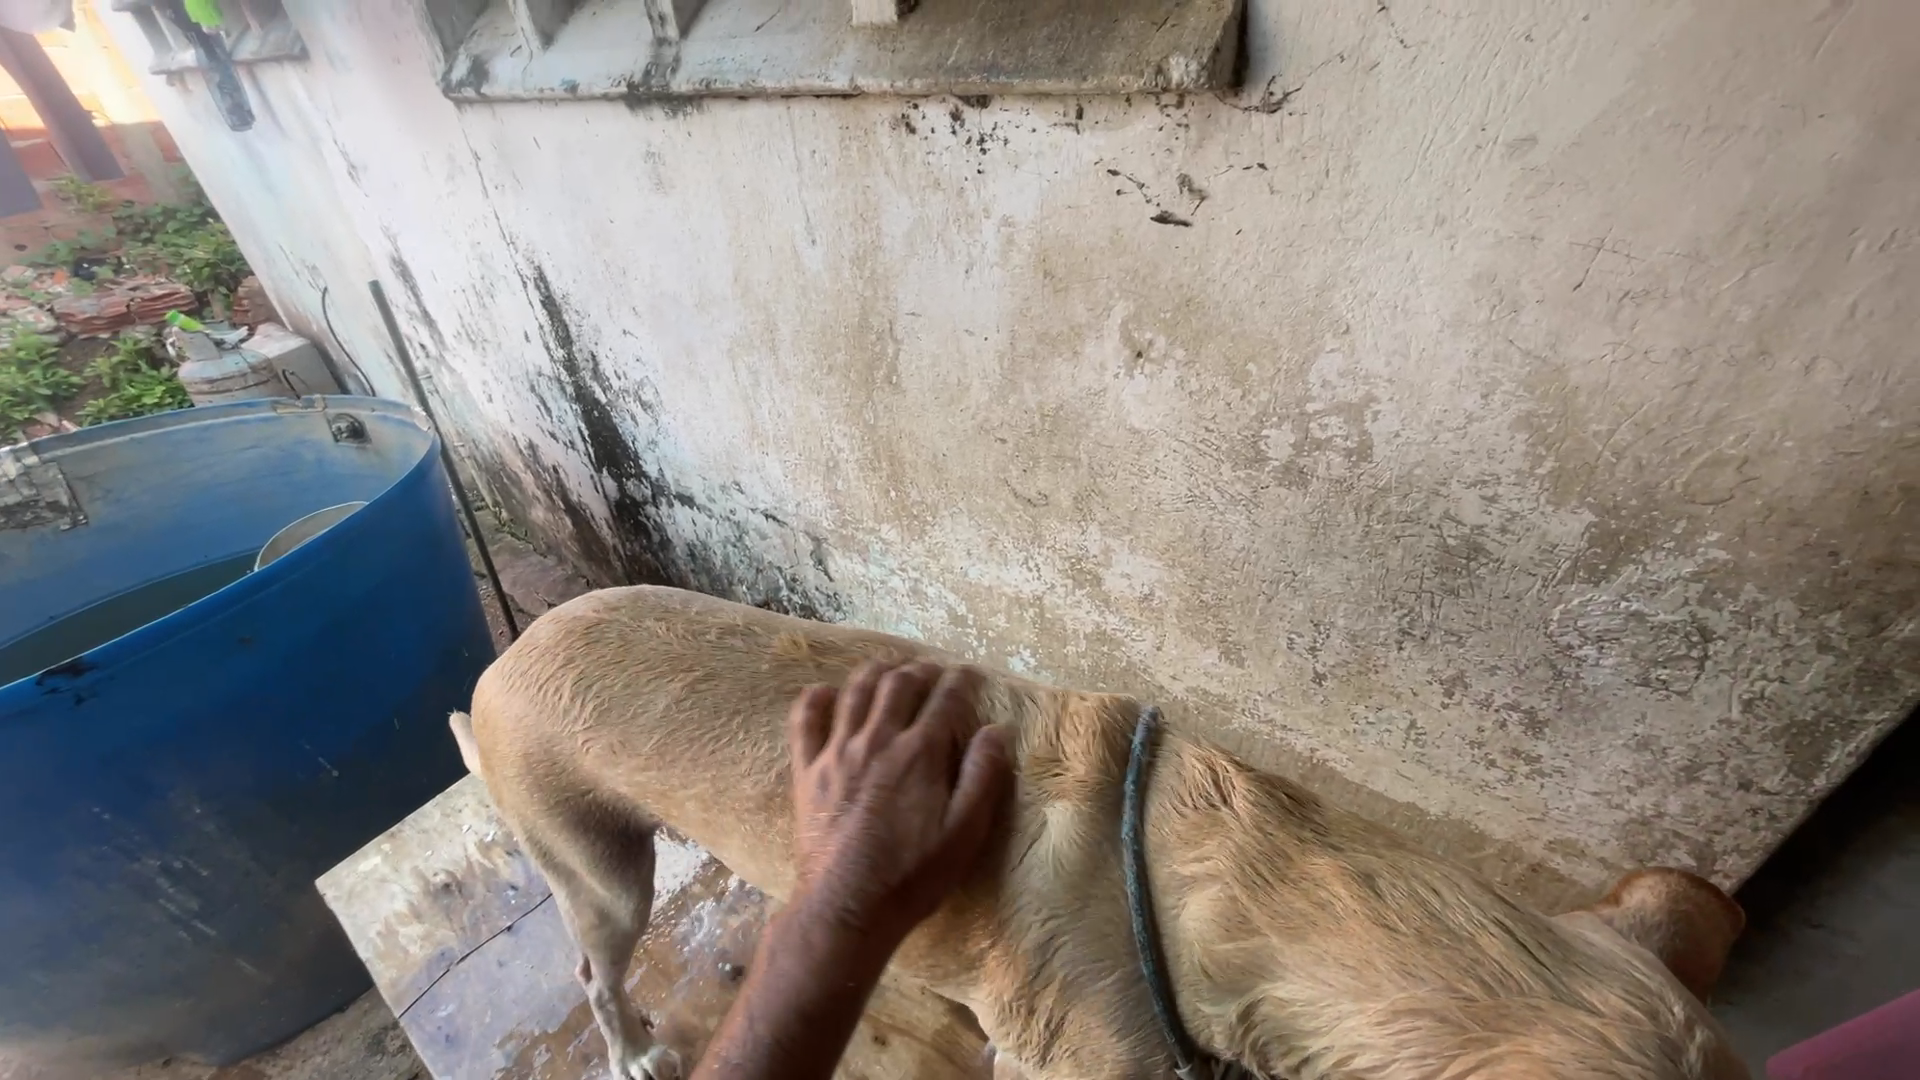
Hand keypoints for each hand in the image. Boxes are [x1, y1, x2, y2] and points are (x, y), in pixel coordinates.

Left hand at [785, 662, 1012, 945]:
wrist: (847, 908)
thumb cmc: (913, 875)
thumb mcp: (964, 833)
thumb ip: (983, 776)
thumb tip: (997, 730)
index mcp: (920, 753)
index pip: (946, 700)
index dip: (961, 681)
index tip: (970, 675)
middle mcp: (878, 739)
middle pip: (899, 684)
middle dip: (920, 670)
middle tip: (931, 671)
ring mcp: (838, 751)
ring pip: (856, 691)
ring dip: (876, 672)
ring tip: (889, 669)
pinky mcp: (808, 770)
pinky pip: (805, 720)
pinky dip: (816, 699)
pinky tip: (826, 691)